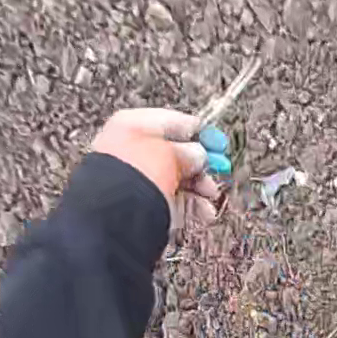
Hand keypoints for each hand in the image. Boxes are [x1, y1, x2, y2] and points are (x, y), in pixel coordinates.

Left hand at [88, 108, 225, 217]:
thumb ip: (191, 152)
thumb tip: (201, 155)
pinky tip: (204, 214)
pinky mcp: (144, 204)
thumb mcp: (171, 154)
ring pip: (179, 180)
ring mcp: (139, 178)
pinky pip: (174, 201)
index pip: (174, 123)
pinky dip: (192, 206)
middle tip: (218, 175)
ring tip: (211, 200)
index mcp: (134, 126)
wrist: (117, 214)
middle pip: (178, 155)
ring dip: (200, 190)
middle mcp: (134, 150)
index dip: (200, 135)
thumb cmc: (138, 174)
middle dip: (201, 168)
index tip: (219, 146)